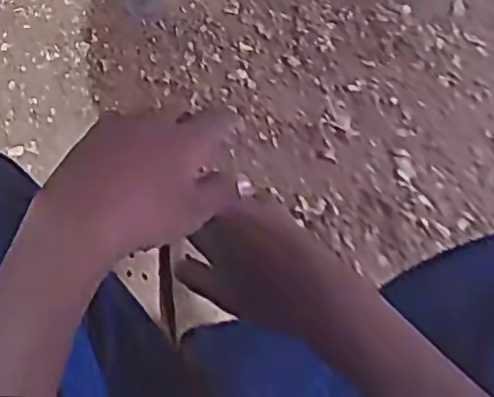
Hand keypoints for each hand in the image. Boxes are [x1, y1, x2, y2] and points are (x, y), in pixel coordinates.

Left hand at [31, 111, 248, 265]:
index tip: (232, 125)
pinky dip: (132, 137)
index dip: (226, 123)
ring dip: (159, 130)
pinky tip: (129, 156)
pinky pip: (123, 126)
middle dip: (190, 125)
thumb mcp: (192, 212)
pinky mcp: (97, 130)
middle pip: (179, 113)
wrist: (84, 209)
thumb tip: (239, 178)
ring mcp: (122, 122)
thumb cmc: (147, 215)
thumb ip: (219, 192)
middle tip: (196, 145)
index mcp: (185, 140)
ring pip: (149, 118)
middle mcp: (155, 121)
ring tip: (161, 153)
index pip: (214, 122)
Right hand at [177, 201, 340, 336]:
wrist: (323, 294)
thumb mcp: (221, 294)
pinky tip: (251, 237)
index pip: (178, 206)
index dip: (172, 215)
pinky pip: (248, 203)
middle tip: (193, 228)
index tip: (170, 225)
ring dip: (219, 209)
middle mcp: (225, 199)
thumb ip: (193, 275)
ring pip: (224, 198)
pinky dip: (244, 214)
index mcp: (205, 216)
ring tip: (224, 234)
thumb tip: (176, 262)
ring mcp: (252, 199)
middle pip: (201, 196)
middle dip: (195, 207)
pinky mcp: (276, 207)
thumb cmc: (266, 297)